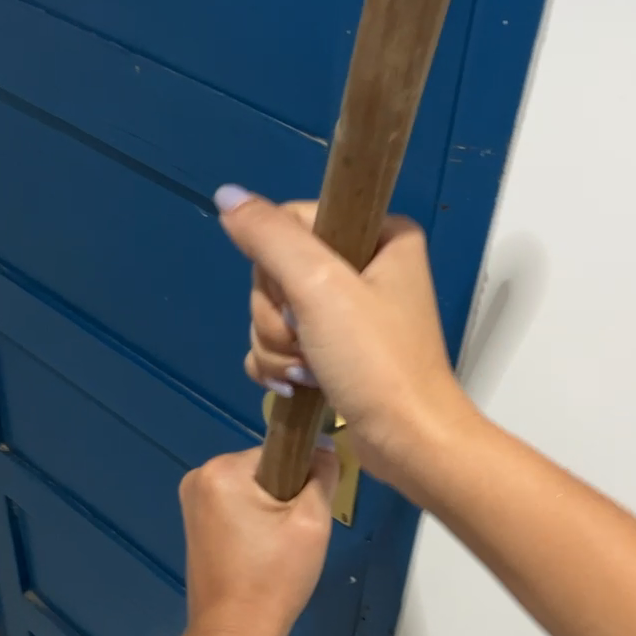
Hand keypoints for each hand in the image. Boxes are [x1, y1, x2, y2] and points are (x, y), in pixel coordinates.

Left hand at [170, 447, 337, 635]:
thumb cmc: (275, 576)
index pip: (282, 450)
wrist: (236, 634)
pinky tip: (266, 548)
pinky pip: (239, 504)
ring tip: (284, 543)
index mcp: (223, 470)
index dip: (306, 473)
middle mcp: (200, 476)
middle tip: (300, 531)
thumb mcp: (312, 522)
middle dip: (288, 492)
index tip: (312, 506)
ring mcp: (193, 501)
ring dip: (274, 507)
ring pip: (255, 487)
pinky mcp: (195, 523)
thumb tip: (327, 446)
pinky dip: (257, 519)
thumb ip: (323, 475)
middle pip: (266, 468)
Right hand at [214, 187, 480, 492]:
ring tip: (309, 371)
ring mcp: (353, 311)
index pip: (296, 221)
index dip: (281, 262)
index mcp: (380, 235)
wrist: (407, 440)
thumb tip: (227, 195)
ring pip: (276, 309)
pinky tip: (296, 384)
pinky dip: (280, 363)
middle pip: (279, 269)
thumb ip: (271, 237)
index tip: (303, 299)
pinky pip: (283, 341)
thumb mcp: (321, 288)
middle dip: (279, 315)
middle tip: (308, 341)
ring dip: (278, 345)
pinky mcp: (339, 349)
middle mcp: (369, 266)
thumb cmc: (376, 362)